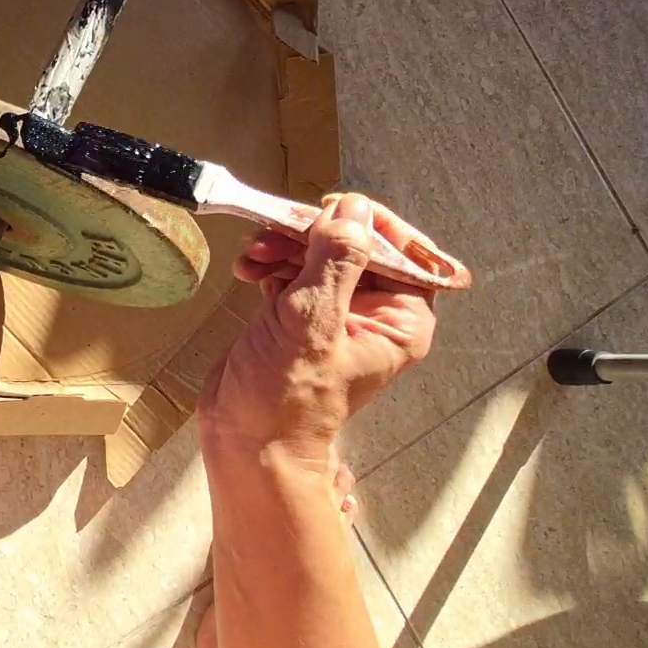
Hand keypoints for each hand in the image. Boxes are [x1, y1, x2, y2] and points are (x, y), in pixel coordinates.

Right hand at [199, 193, 438, 472]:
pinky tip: (247, 270)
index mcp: (398, 320)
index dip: (366, 223)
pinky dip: (268, 264)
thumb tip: (353, 209)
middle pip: (350, 246)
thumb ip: (335, 263)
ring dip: (281, 247)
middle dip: (309, 235)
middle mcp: (371, 313)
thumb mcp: (311, 324)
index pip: (401, 250)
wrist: (245, 438)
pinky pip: (289, 272)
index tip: (326, 210)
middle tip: (273, 233)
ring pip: (315, 255)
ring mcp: (330, 314)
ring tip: (252, 255)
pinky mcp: (294, 317)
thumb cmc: (286, 398)